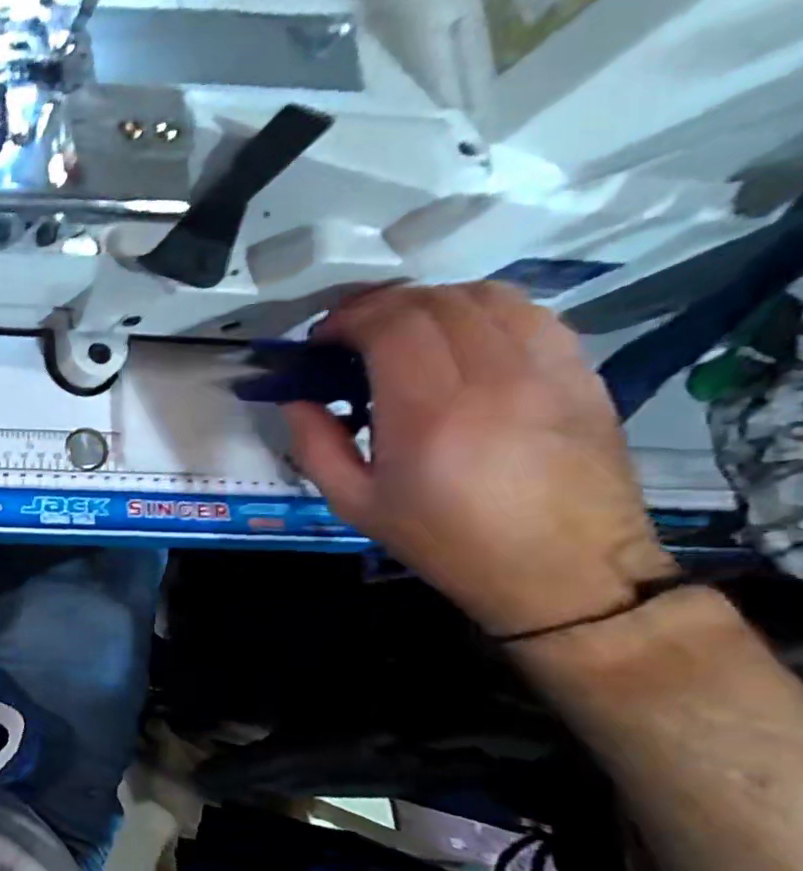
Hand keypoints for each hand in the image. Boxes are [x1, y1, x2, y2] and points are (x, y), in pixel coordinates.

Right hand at [284, 284, 676, 636]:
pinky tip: (462, 337)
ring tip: (405, 329)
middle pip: (434, 302)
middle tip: (351, 332)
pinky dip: (483, 311)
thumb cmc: (445, 539)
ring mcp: (546, 369)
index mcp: (428, 413)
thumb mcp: (355, 504)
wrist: (561, 568)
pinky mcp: (580, 372)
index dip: (349, 319)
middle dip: (381, 306)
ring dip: (432, 301)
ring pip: (486, 295)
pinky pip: (530, 314)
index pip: (391, 325)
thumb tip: (297, 400)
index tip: (323, 339)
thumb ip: (316, 445)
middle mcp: (492, 377)